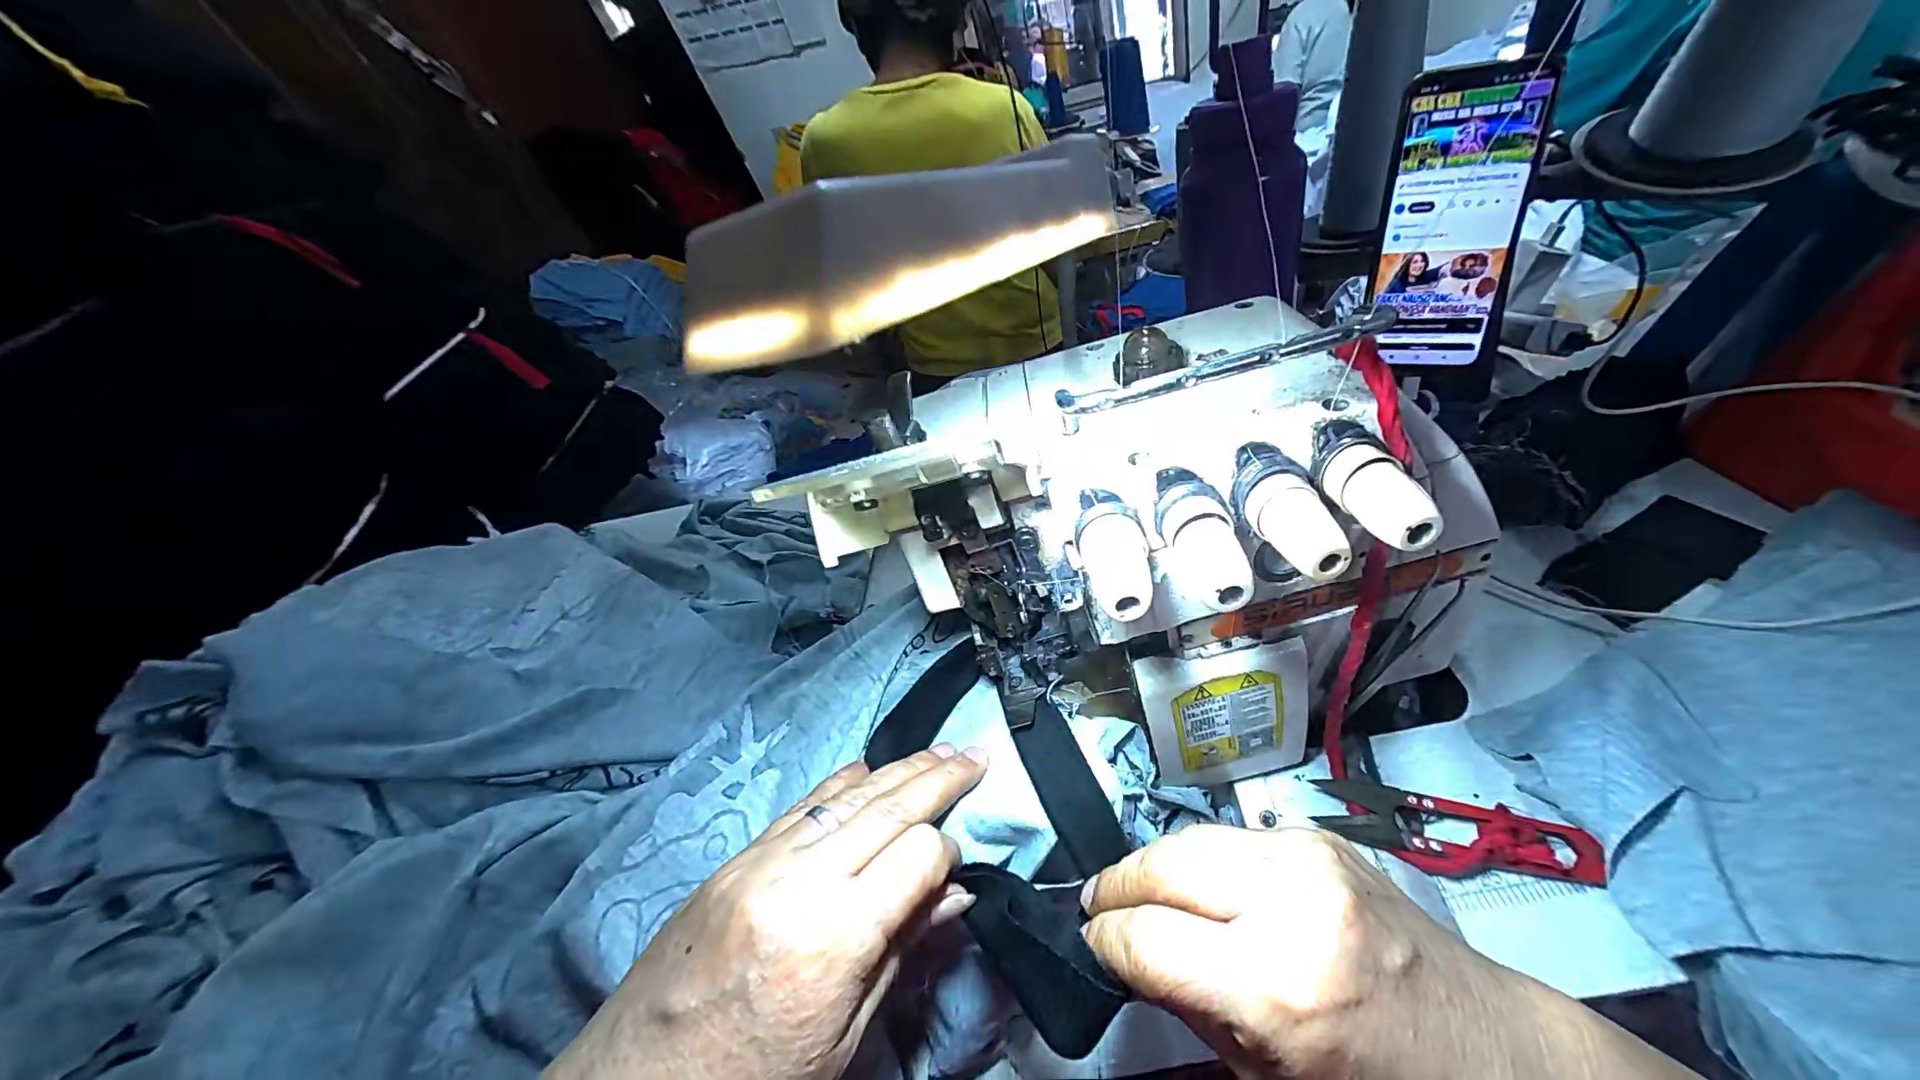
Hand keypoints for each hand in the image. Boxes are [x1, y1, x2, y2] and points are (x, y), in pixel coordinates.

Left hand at [546, 745, 987, 1079]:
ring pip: (845, 797)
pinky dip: (840, 784)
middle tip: (975, 755)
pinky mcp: (735, 859)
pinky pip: (800, 807)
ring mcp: (760, 862)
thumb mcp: (844, 1037)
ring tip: (937, 752)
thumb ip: (901, 951)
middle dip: (937, 777)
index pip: (917, 856)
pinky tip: (867, 767)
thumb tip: (955, 893)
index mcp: (833, 939)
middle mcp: (798, 884)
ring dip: (897, 770)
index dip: (947, 854)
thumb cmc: (755, 1079)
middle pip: (886, 809)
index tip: (955, 867)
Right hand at [1080, 825, 1695, 1079]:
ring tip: (1132, 884)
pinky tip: (1200, 880)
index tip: (1088, 940)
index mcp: (1279, 987)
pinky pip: (1235, 836)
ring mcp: (1309, 858)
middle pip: (1164, 866)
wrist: (1494, 1048)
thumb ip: (1191, 1006)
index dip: (1105, 940)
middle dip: (1117, 883)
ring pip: (1192, 837)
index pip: (1149, 939)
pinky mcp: (1321, 837)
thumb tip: (1132, 955)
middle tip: (1094, 901)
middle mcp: (1291, 904)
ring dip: (1153, 862)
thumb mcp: (1271, 1077)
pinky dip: (1205, 857)